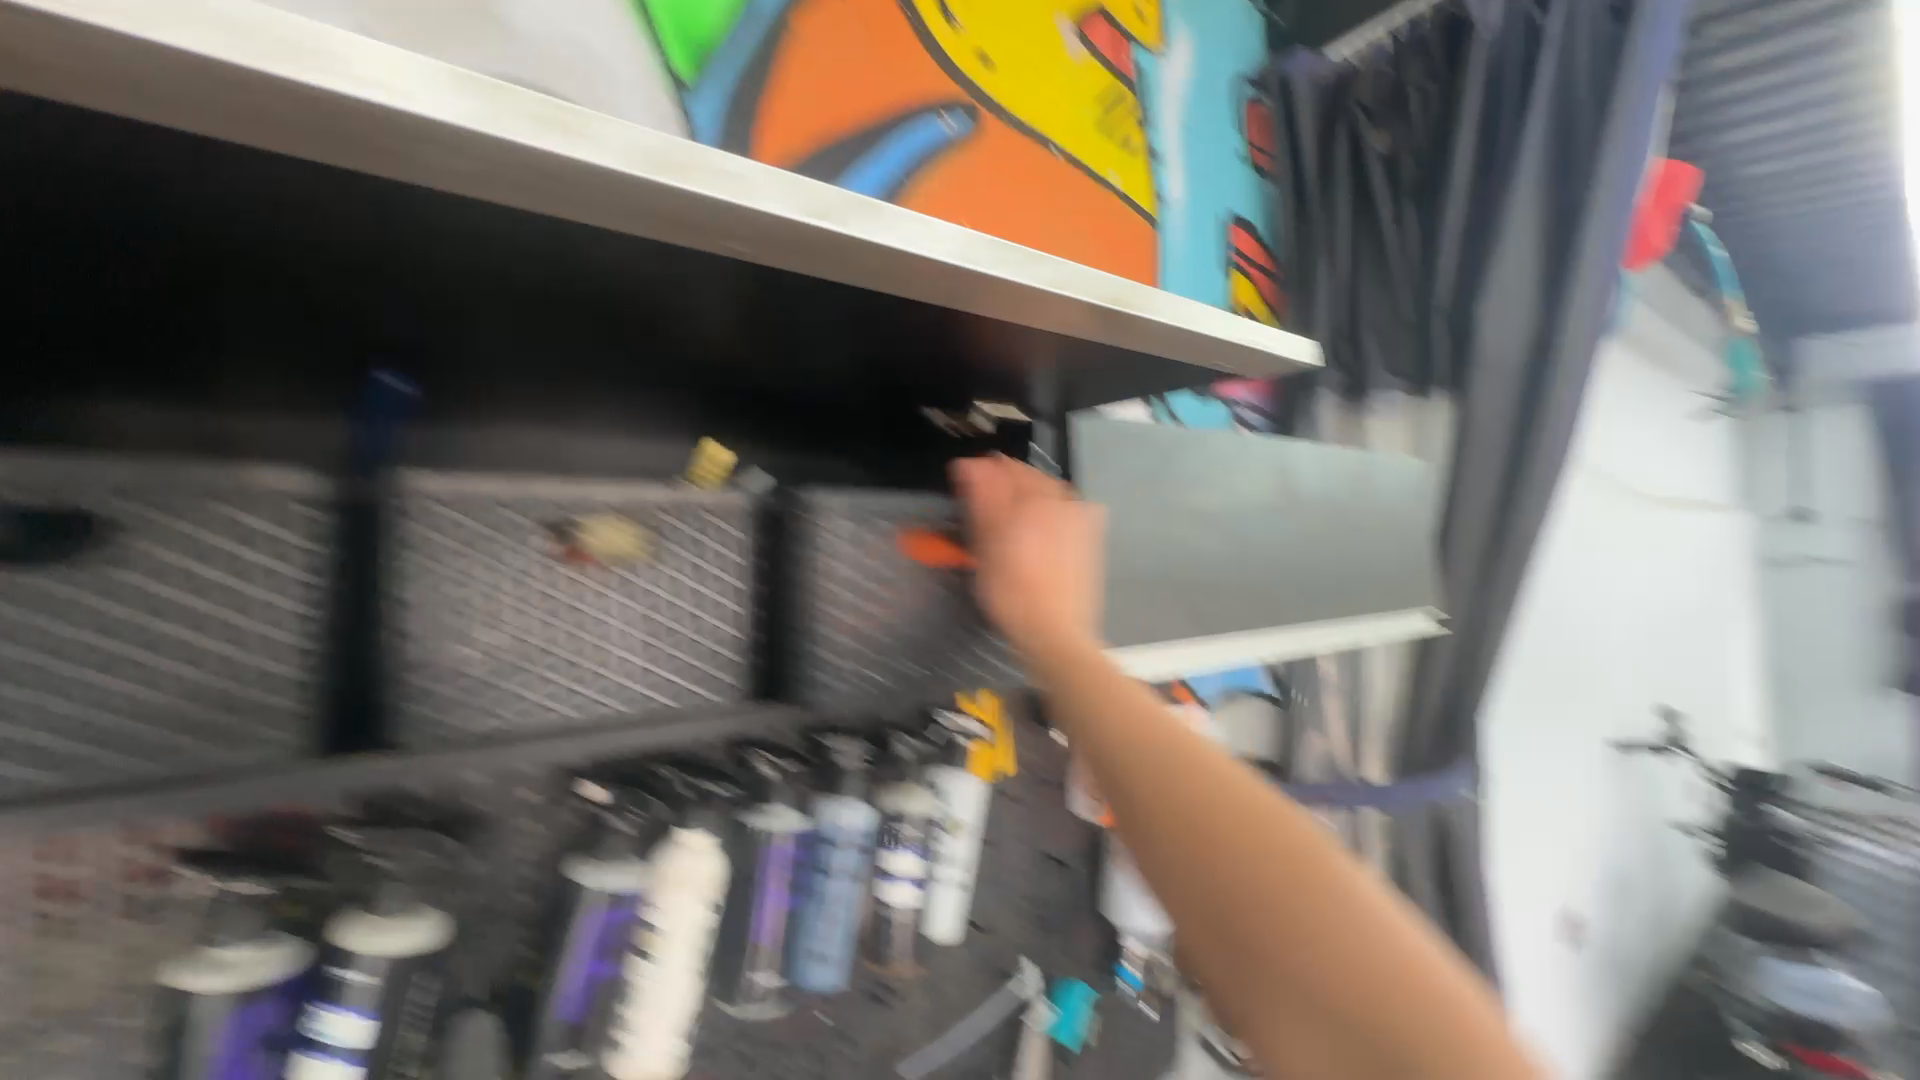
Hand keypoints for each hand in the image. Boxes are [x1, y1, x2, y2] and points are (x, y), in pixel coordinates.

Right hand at [950, 454, 1104, 660]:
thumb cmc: (1011, 595)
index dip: (974, 470)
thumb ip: (981, 502)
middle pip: (1024, 473)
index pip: (994, 468)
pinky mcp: (1092, 530)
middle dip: (1001, 476)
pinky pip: (1070, 502)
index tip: (960, 478)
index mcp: (1026, 500)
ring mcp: (1078, 513)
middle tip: (981, 492)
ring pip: (1048, 485)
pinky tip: (1045, 516)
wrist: (1056, 630)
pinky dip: (1054, 502)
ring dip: (1027, 487)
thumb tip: (970, 467)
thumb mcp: (985, 550)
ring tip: (1011, 505)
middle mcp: (1056, 499)